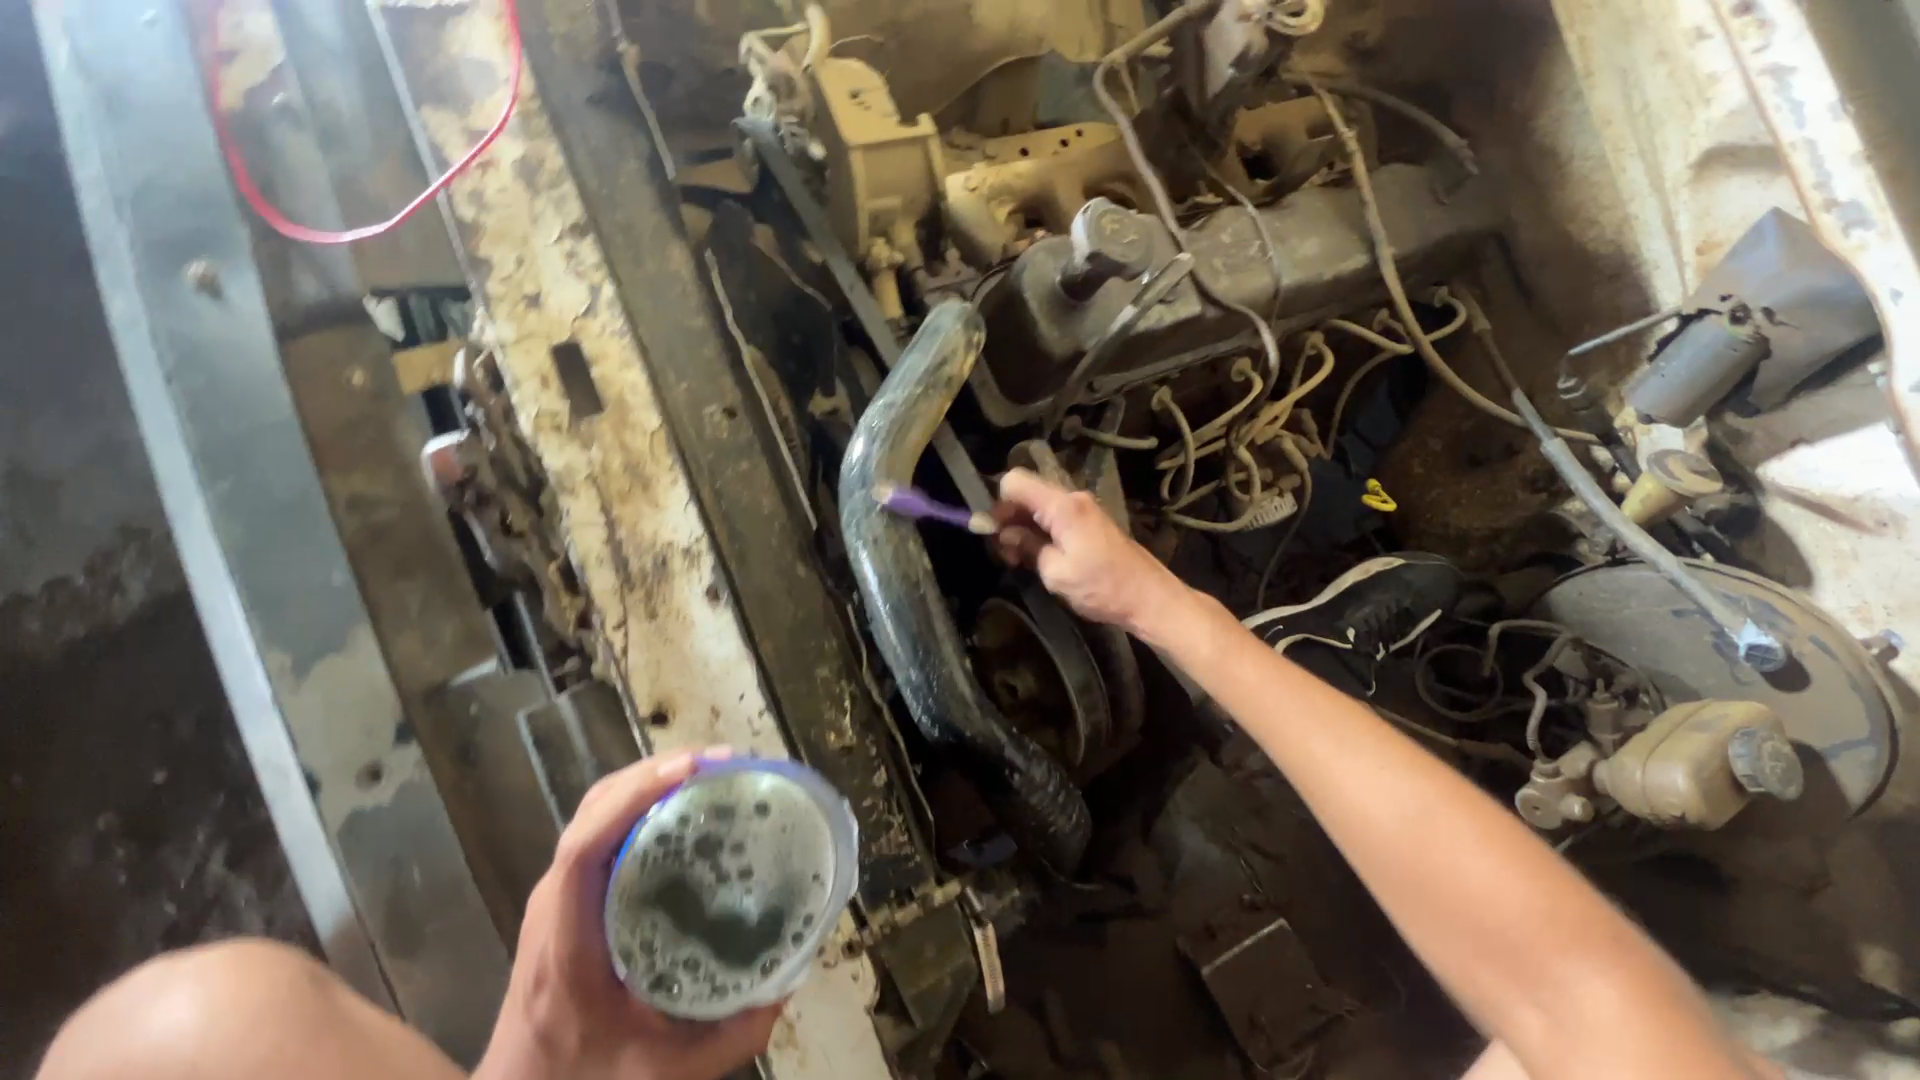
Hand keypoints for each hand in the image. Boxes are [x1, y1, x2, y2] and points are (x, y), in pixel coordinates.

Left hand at [476, 748, 781, 1079]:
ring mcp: (557, 894)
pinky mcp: (568, 895)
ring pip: (598, 809)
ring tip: (713, 773)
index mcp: (568, 939)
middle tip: (726, 764)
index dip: (636, 796)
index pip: (587, 845)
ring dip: (651, 778)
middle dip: (657, 771)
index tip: (694, 770)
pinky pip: (604, 827)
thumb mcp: (668, 1070)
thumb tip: (787, 978)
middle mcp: (555, 901)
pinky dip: (643, 801)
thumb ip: (733, 1033)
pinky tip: (686, 809)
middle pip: (595, 807)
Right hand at [992, 468, 1194, 640]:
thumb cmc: (1102, 587)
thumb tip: (1004, 533)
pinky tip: (1036, 556)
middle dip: (1007, 518)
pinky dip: (1039, 531)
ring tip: (1018, 559)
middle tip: (1003, 552)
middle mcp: (1072, 498)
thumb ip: (1026, 547)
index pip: (1014, 482)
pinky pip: (1053, 516)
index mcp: (1062, 506)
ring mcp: (1082, 509)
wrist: (1148, 597)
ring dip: (1022, 527)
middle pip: (1025, 493)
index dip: (996, 504)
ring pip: (1037, 506)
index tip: (990, 533)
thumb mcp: (1056, 573)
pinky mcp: (1088, 522)